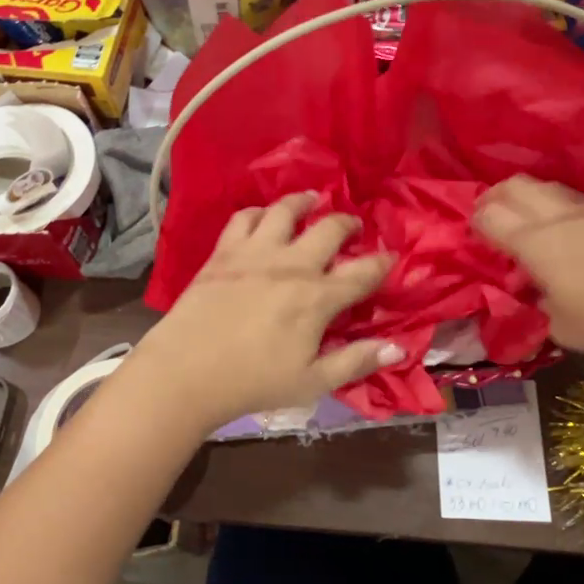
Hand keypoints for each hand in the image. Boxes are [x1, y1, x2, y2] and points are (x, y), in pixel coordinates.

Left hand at [123, 192, 400, 430]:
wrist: (186, 371)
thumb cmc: (253, 382)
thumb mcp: (312, 382)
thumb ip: (356, 362)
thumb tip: (398, 348)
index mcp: (318, 297)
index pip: (362, 272)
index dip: (382, 263)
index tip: (390, 257)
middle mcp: (291, 264)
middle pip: (329, 229)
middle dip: (348, 223)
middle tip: (353, 226)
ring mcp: (255, 252)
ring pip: (285, 210)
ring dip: (304, 202)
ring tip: (313, 200)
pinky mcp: (223, 252)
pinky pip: (244, 218)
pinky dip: (259, 212)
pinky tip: (264, 216)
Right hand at [472, 175, 583, 380]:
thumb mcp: (560, 327)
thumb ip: (535, 300)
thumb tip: (529, 285)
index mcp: (537, 243)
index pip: (489, 215)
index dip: (475, 223)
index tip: (476, 239)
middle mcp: (560, 217)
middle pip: (514, 186)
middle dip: (495, 199)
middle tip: (492, 222)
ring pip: (546, 187)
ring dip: (527, 199)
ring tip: (527, 225)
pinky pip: (574, 200)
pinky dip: (557, 208)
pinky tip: (568, 235)